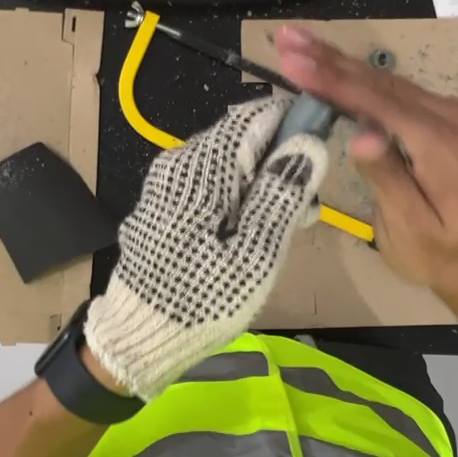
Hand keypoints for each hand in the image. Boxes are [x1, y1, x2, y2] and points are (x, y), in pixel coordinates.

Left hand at [85, 94, 327, 398]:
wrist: (138, 338)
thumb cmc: (201, 300)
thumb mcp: (255, 254)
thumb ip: (282, 195)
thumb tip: (309, 142)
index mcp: (199, 169)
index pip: (253, 118)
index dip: (292, 125)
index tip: (319, 154)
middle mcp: (177, 164)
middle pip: (240, 140)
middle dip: (278, 164)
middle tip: (303, 212)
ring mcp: (164, 184)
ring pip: (226, 164)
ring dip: (259, 186)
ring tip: (279, 233)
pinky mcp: (161, 205)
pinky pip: (208, 186)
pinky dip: (235, 200)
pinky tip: (246, 237)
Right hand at [274, 25, 457, 322]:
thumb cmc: (438, 254)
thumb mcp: (411, 227)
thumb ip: (388, 178)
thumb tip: (361, 135)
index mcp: (446, 147)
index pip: (382, 104)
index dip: (334, 82)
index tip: (292, 62)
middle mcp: (453, 118)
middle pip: (382, 83)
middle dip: (329, 59)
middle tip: (285, 37)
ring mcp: (450, 113)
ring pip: (385, 81)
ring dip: (338, 61)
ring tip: (296, 42)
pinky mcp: (440, 116)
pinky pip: (392, 91)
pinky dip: (356, 77)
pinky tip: (327, 64)